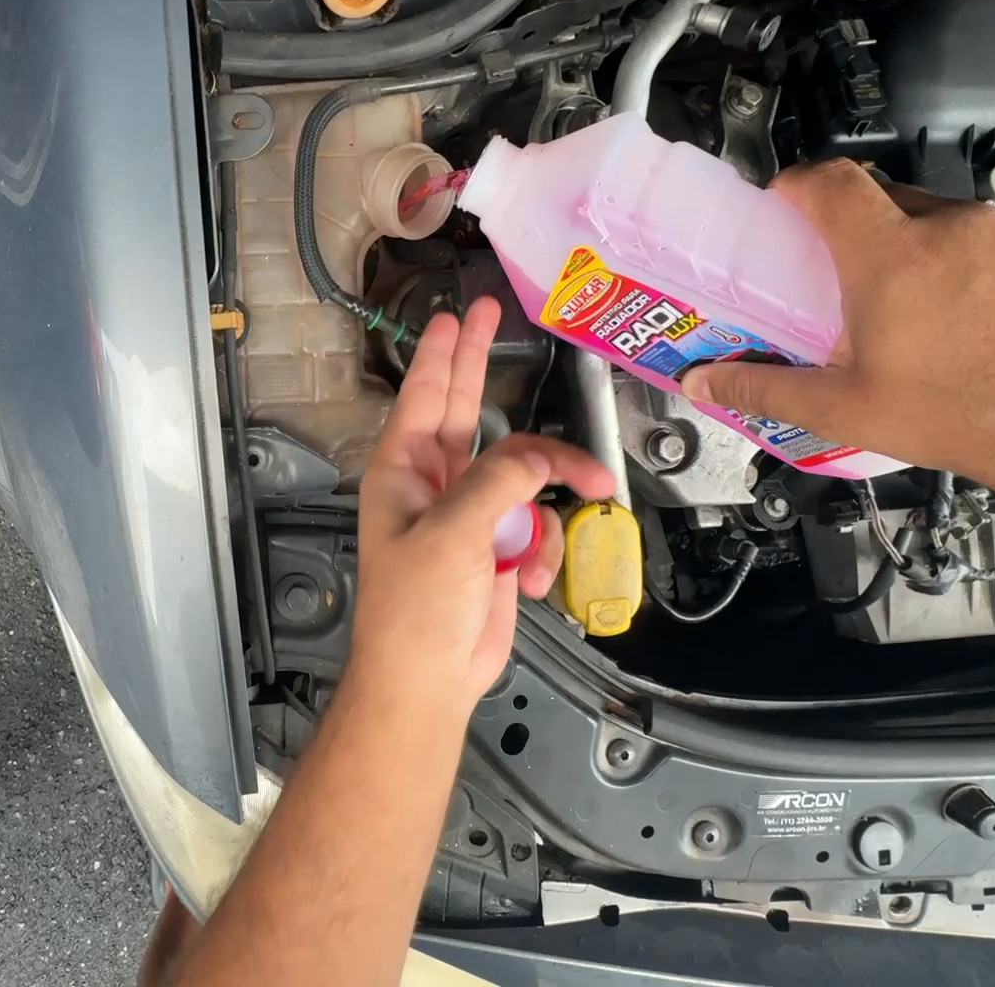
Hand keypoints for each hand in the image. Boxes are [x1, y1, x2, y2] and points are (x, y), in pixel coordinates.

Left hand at [350, 297, 614, 715]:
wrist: (431, 678)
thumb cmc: (415, 610)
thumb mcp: (451, 535)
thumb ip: (497, 481)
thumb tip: (538, 455)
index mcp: (403, 472)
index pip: (424, 397)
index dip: (441, 354)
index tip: (452, 317)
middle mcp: (433, 483)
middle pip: (465, 408)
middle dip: (479, 365)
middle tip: (490, 316)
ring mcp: (469, 513)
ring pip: (522, 472)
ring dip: (553, 490)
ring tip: (592, 489)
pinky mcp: (498, 545)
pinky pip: (537, 524)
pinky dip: (546, 549)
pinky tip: (530, 580)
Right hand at [681, 159, 994, 493]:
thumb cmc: (966, 419)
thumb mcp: (842, 410)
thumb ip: (760, 388)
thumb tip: (701, 382)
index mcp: (892, 259)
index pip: (834, 184)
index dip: (804, 182)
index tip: (791, 195)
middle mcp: (963, 228)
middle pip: (899, 203)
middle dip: (873, 235)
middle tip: (864, 285)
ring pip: (969, 225)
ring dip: (946, 256)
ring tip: (945, 316)